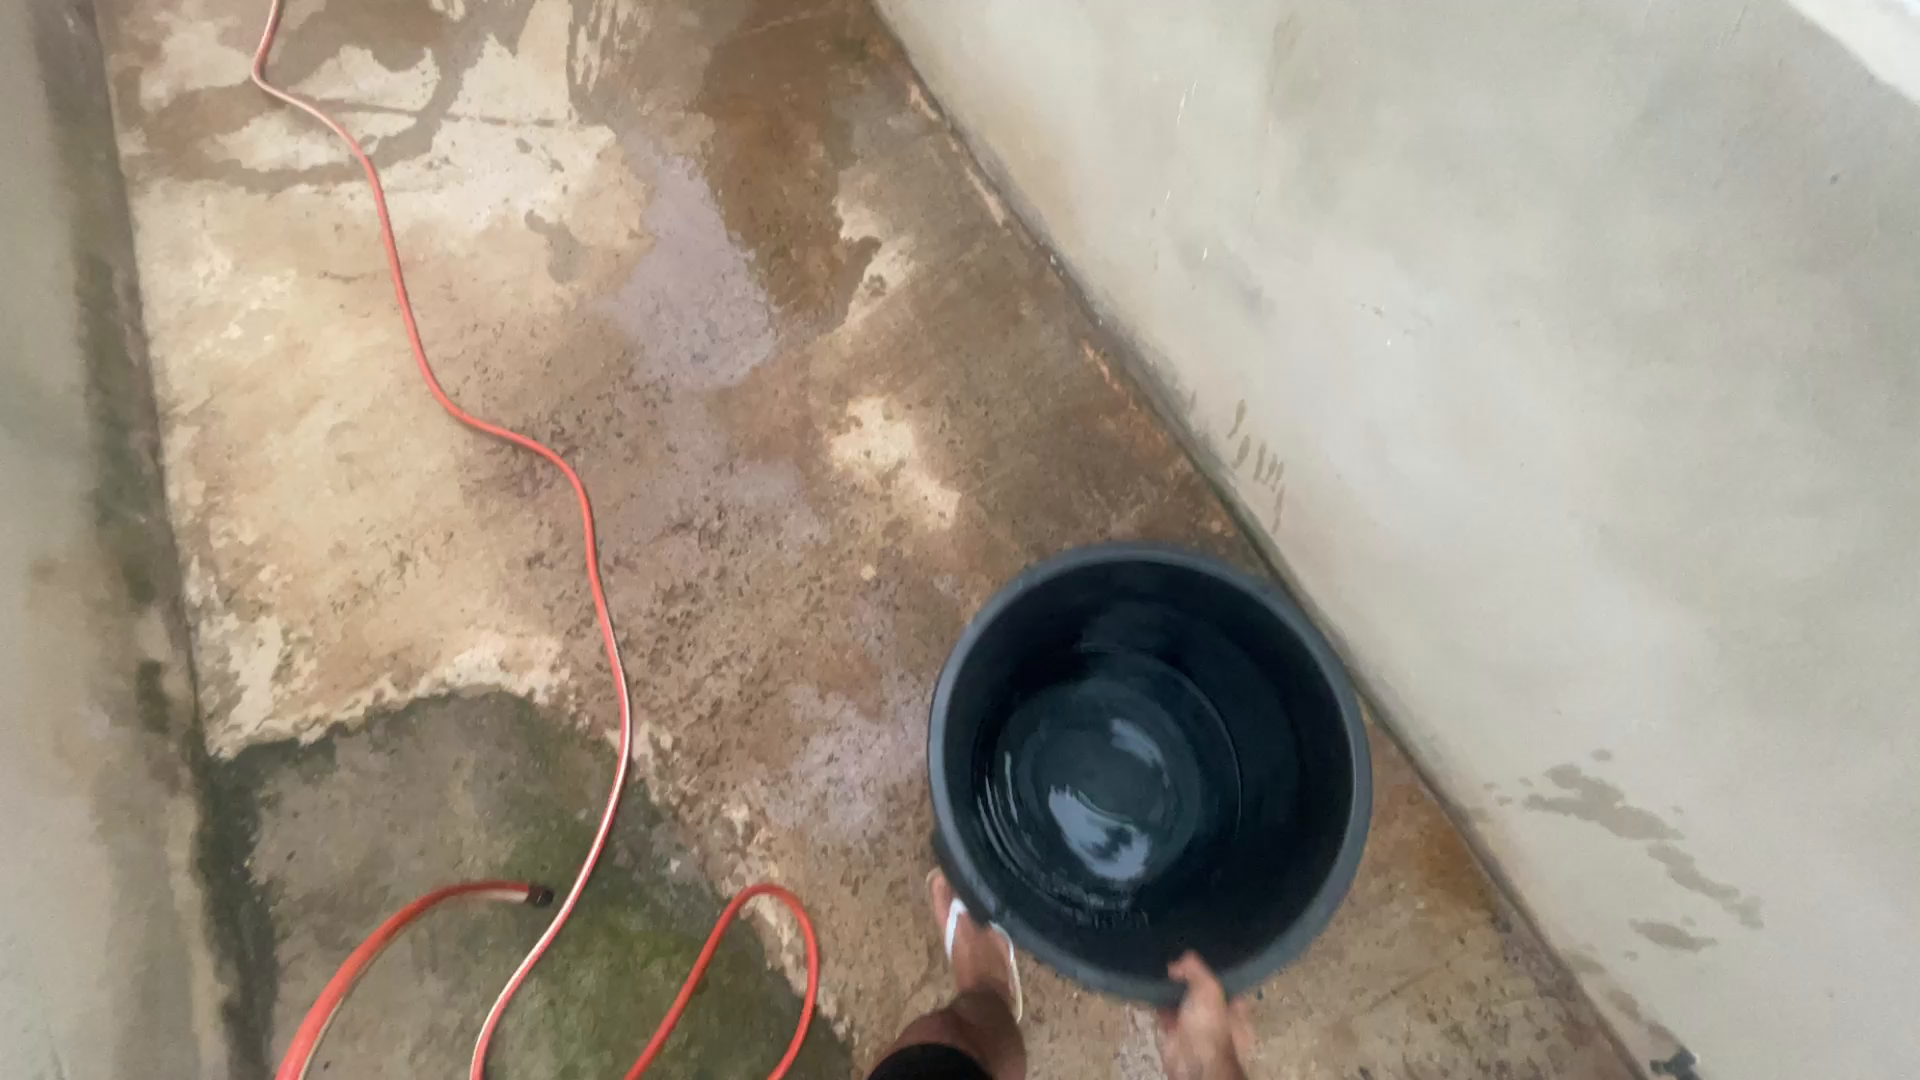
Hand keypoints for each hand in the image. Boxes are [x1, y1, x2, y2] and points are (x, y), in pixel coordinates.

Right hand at [1157, 952, 1253, 1079]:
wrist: (1191, 1061)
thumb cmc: (1210, 1026)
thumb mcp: (1209, 988)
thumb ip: (1195, 969)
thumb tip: (1177, 964)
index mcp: (1236, 1014)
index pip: (1227, 987)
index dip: (1214, 971)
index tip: (1199, 955)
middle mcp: (1218, 1022)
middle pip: (1202, 993)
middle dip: (1189, 980)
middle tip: (1176, 960)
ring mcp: (1196, 1029)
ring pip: (1183, 1002)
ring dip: (1172, 989)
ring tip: (1161, 968)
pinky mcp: (1175, 1034)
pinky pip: (1165, 1012)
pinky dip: (1158, 1001)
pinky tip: (1151, 985)